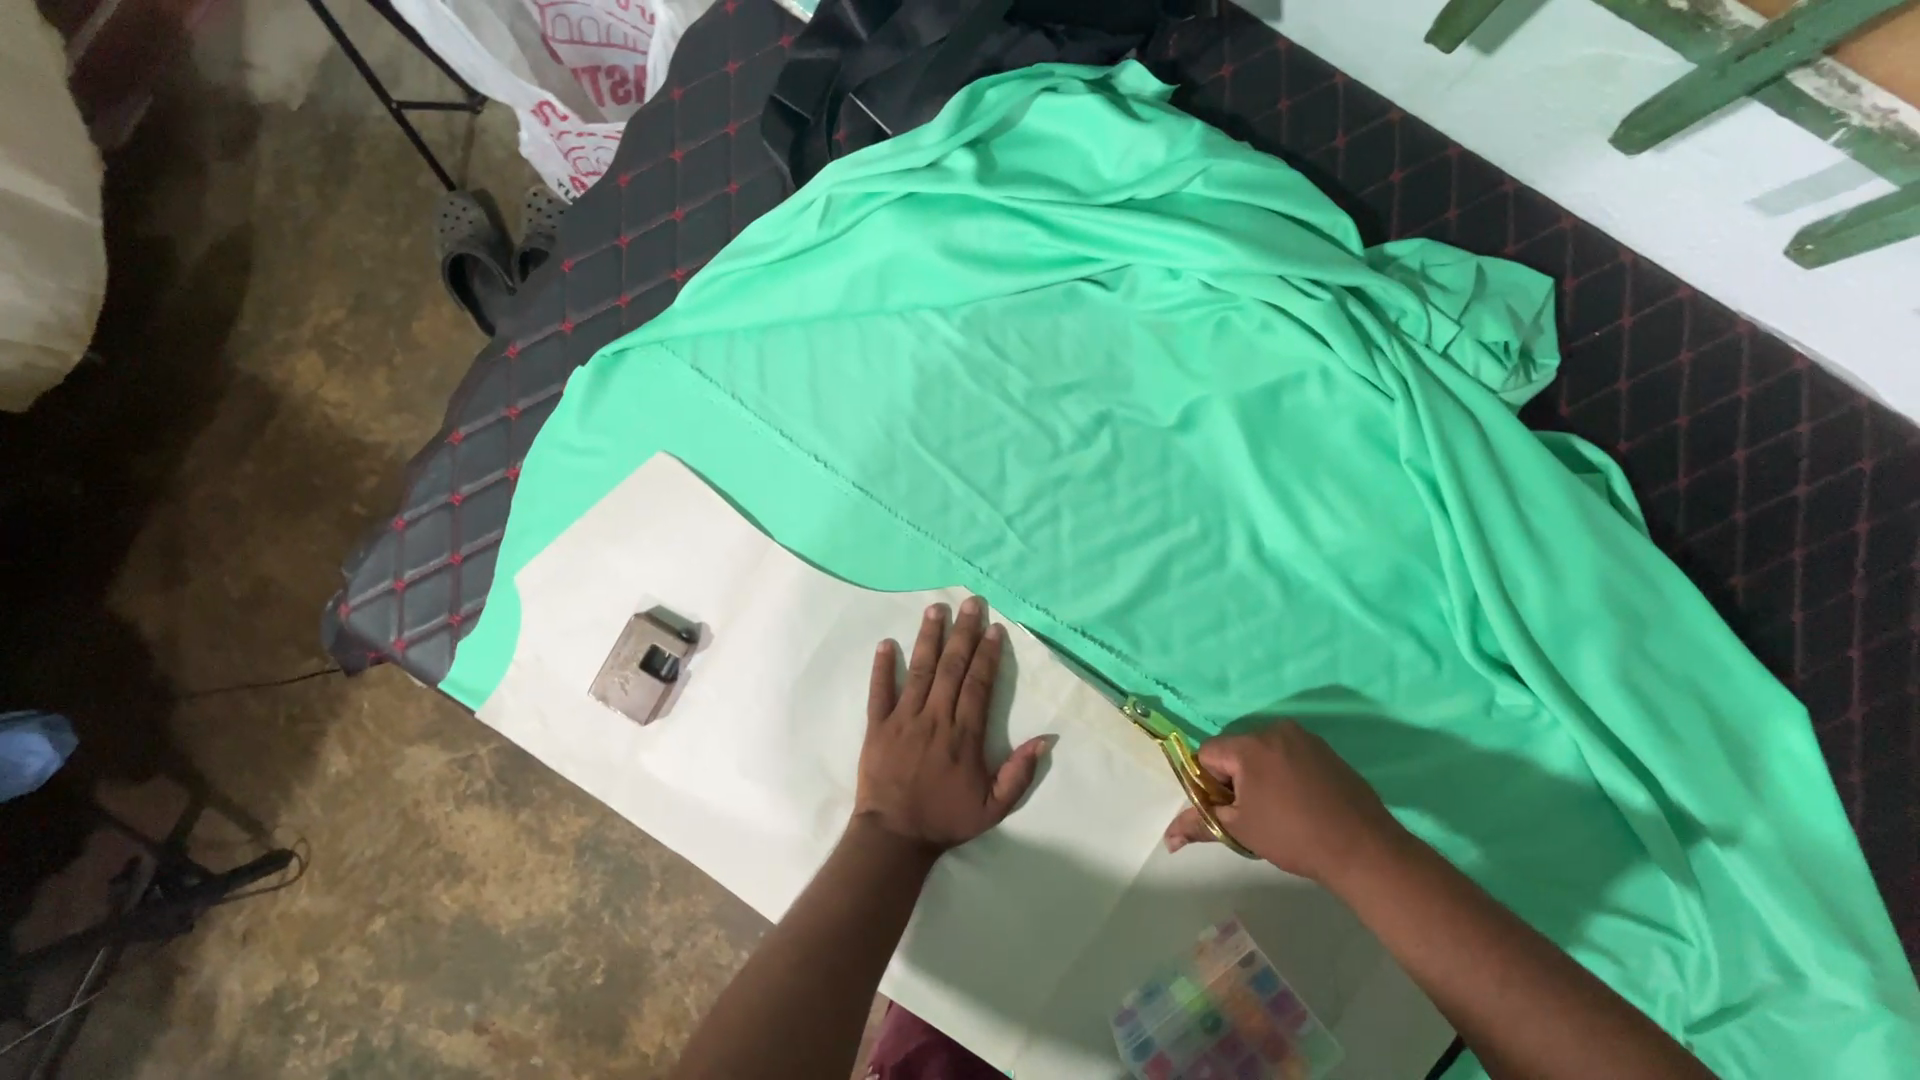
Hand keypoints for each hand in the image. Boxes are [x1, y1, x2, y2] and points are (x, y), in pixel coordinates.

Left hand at [853, 597, 1049, 855]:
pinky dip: (882, 667)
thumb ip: (1020, 773)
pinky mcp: (877, 726)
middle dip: (963, 633)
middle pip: (952, 667)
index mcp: (964, 735)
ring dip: (928, 638)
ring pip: (919, 670)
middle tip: (971, 603)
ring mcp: (904, 719)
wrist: (894, 836)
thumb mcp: (993, 807)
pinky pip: (879, 691)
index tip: (994, 629)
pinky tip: (887, 643)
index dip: (988, 655)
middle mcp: (935, 718)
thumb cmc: (946, 820)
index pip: (978, 684)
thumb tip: (1046, 739)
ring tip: (935, 608)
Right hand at [1163, 720, 1405, 884]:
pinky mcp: (1327, 751)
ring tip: (1279, 811)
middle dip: (1236, 780)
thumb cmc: (1293, 837)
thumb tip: (1167, 840)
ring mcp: (1305, 738)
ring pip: (1264, 754)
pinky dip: (1286, 775)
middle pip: (1236, 751)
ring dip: (1261, 777)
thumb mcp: (1240, 831)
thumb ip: (1199, 825)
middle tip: (1254, 814)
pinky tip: (1301, 804)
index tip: (1229, 810)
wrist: (1363, 849)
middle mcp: (1275, 730)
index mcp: (1249, 745)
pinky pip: (1290, 756)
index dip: (1211, 784)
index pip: (1208, 754)